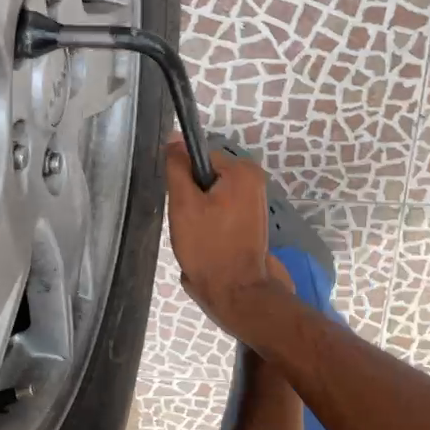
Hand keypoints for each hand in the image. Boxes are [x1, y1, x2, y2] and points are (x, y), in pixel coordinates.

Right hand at [164, 137, 290, 336]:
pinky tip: (207, 240)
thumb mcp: (184, 204)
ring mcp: (256, 201)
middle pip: (207, 176)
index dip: (184, 179)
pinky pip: (222, 210)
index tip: (182, 204)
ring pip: (212, 195)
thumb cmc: (208, 246)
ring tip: (198, 234)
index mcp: (242, 171)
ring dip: (200, 211)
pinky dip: (211, 222)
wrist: (235, 291)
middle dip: (193, 197)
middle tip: (189, 222)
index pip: (199, 159)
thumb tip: (174, 138)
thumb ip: (177, 168)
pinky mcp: (252, 220)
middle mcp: (254, 180)